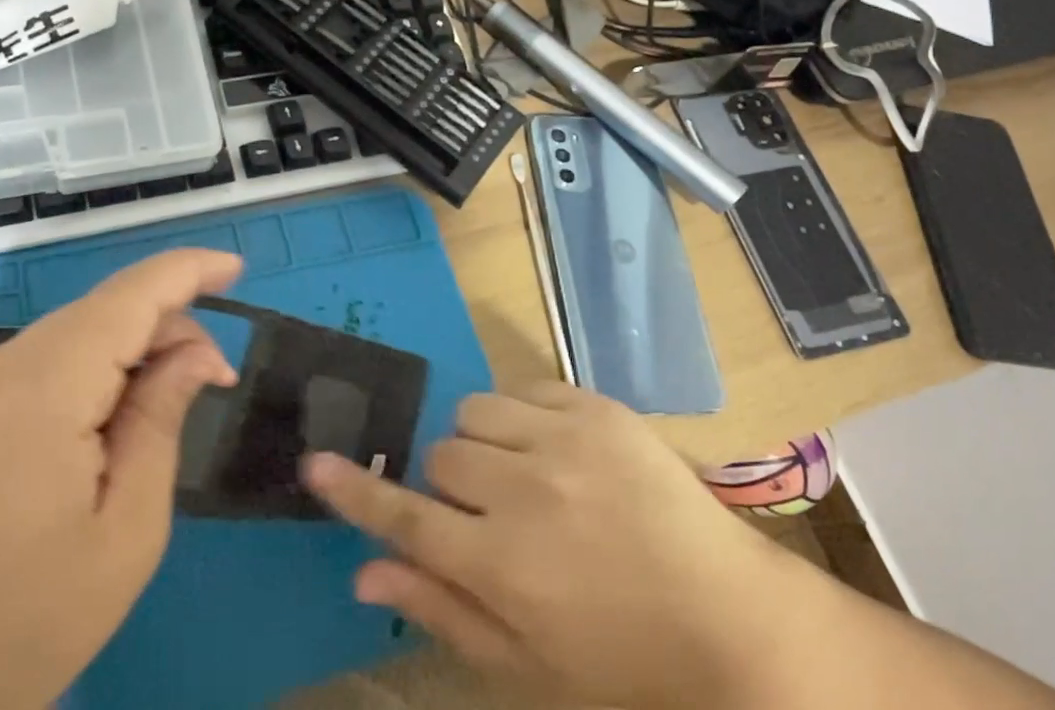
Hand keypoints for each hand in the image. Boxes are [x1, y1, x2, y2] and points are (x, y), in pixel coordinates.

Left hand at [0, 249, 243, 709]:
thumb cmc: (36, 618)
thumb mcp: (129, 527)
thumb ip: (161, 419)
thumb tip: (196, 352)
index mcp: (39, 392)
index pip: (125, 299)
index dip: (185, 271)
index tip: (238, 267)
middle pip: (100, 311)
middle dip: (167, 325)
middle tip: (216, 380)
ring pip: (74, 332)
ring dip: (133, 349)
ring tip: (176, 401)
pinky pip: (46, 362)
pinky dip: (96, 369)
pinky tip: (121, 412)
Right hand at [303, 382, 804, 709]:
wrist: (739, 623)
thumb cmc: (623, 662)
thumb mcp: (524, 665)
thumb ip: (439, 610)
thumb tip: (364, 573)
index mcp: (501, 565)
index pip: (404, 516)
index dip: (354, 490)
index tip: (315, 463)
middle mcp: (524, 493)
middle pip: (439, 456)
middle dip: (449, 485)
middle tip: (487, 516)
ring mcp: (566, 442)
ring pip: (474, 414)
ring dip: (481, 444)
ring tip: (521, 476)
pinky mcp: (602, 412)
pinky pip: (525, 389)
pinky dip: (524, 417)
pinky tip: (556, 452)